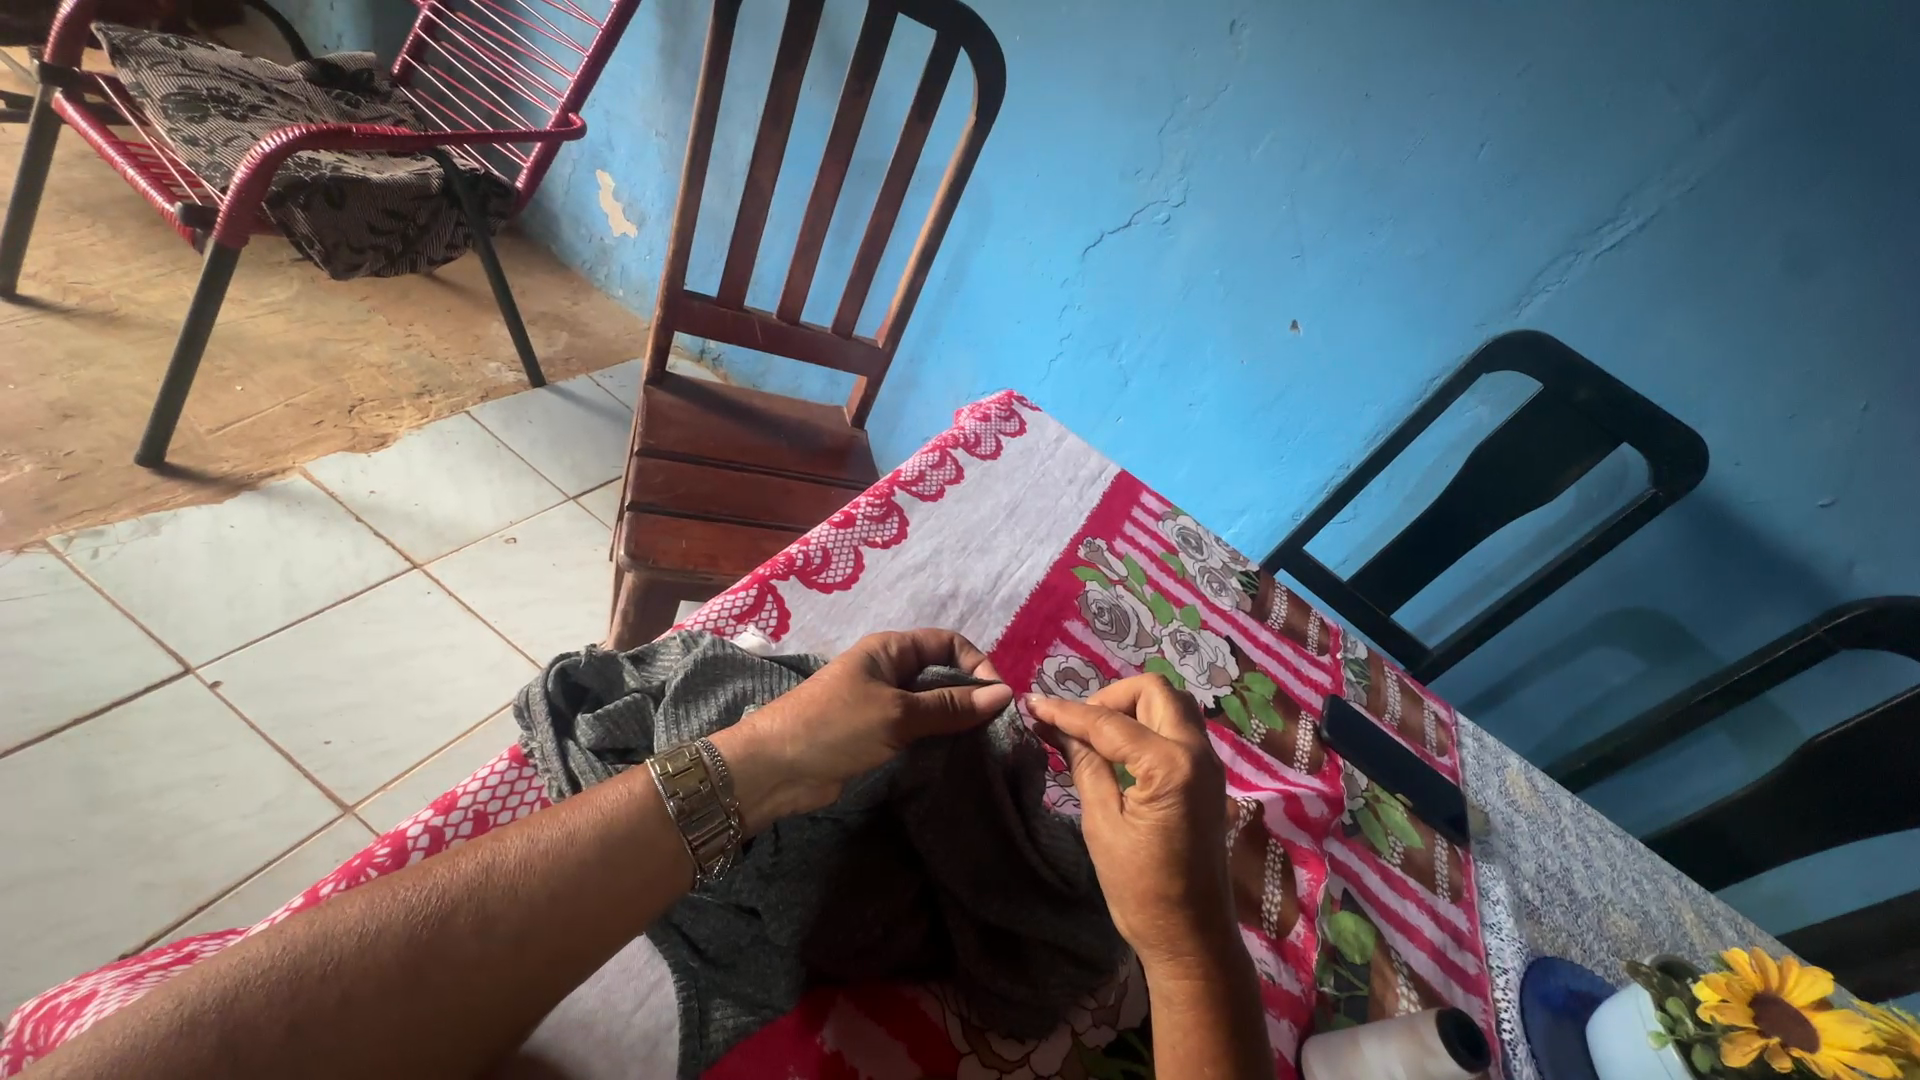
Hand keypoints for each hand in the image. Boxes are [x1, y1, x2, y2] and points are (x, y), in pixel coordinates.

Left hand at [708, 629, 1013, 831]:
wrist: (774, 770)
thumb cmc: (835, 726)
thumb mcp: (898, 713)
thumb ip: (951, 705)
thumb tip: (1005, 695)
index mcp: (890, 649)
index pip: (947, 642)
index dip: (976, 663)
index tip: (998, 697)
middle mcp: (889, 670)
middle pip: (942, 672)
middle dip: (971, 693)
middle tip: (997, 725)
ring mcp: (882, 703)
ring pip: (932, 703)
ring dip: (956, 719)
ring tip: (983, 742)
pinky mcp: (876, 734)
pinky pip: (918, 728)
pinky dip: (938, 737)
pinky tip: (956, 754)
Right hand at [1027, 676, 1236, 973]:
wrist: (1191, 938)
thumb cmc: (1140, 889)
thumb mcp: (1101, 825)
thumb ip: (1085, 764)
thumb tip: (1056, 725)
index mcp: (1170, 766)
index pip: (1109, 722)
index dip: (1067, 711)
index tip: (1033, 704)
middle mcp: (1197, 753)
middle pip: (1154, 691)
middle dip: (1109, 697)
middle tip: (1077, 725)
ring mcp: (1208, 764)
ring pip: (1170, 704)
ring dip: (1131, 708)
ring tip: (1094, 735)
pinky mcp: (1207, 777)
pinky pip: (1177, 728)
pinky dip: (1146, 725)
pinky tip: (1117, 750)